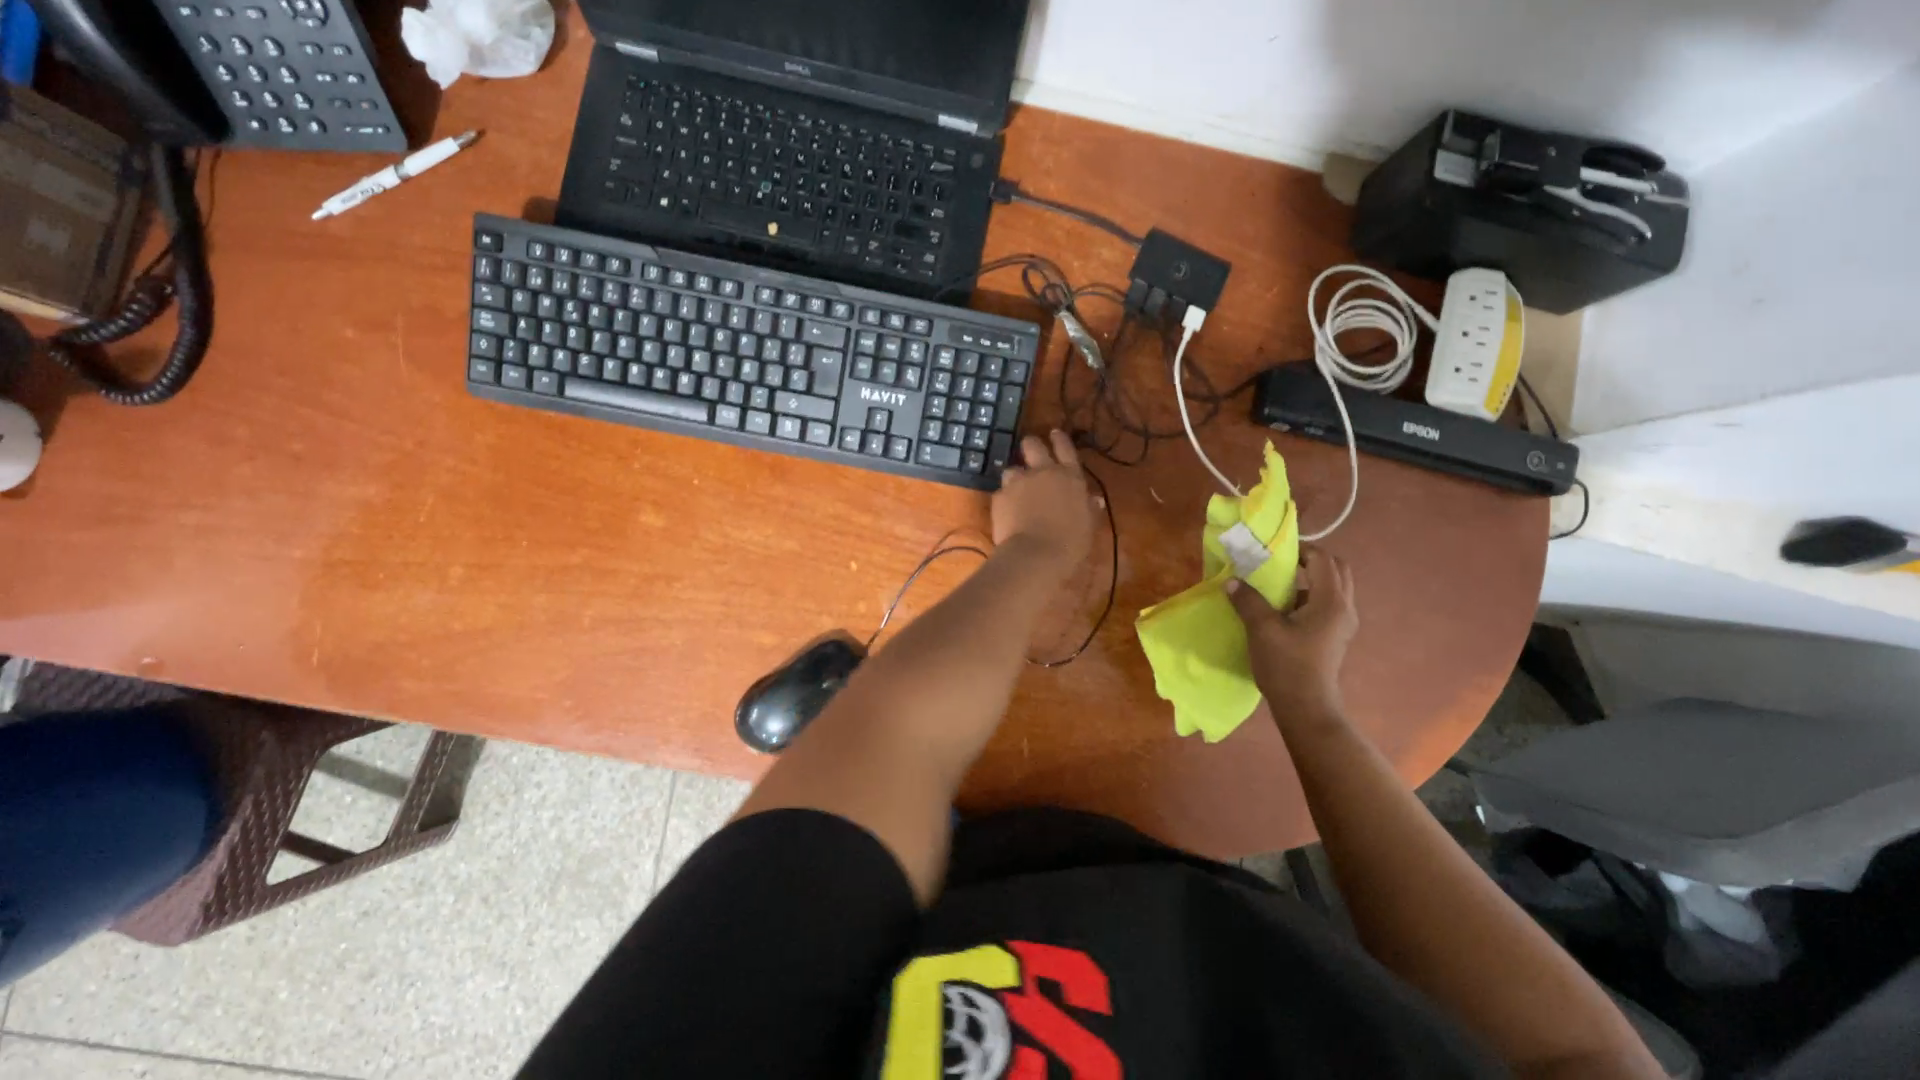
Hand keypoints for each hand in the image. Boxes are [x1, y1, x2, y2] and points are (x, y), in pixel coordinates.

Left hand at [992, 430, 1097, 569]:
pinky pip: (1001, 492)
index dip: (1059, 439)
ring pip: (1012, 468)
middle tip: (1031, 453)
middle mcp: (1043, 472)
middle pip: (1032, 445)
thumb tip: (1095, 499)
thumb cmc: (1071, 542)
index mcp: (1070, 477)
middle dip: (1031, 446)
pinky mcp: (1000, 496)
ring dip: (1015, 477)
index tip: (1054, 433)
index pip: (1065, 448)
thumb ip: (1089, 508)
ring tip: (1017, 491)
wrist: (1036, 555)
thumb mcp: (1088, 525)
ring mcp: (1019, 482)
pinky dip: (1005, 500)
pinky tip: (1008, 513)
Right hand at [1226, 546, 1359, 727]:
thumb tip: (1232, 580)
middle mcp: (1344, 608)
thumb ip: (1248, 600)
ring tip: (1279, 587)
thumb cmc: (1287, 666)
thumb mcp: (1262, 629)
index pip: (1322, 559)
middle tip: (1282, 564)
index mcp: (1331, 600)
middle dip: (1310, 561)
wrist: (1306, 708)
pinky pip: (1327, 606)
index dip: (1299, 550)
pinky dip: (1310, 599)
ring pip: (1332, 588)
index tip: (1273, 553)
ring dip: (1310, 580)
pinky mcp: (1335, 637)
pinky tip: (1284, 612)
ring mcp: (1343, 624)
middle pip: (1336, 570)